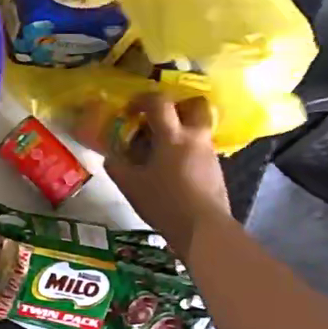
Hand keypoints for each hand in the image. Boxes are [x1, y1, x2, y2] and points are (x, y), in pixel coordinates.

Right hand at [102, 93, 231, 256]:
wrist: (203, 228)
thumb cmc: (164, 203)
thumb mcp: (131, 186)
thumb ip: (117, 167)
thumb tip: (110, 156)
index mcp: (173, 136)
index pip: (159, 102)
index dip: (142, 100)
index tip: (130, 110)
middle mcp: (195, 138)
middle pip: (195, 105)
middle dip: (178, 106)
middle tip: (160, 120)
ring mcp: (210, 154)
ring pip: (198, 129)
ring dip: (182, 132)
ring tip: (162, 152)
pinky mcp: (217, 171)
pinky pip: (201, 151)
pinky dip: (188, 153)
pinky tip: (174, 172)